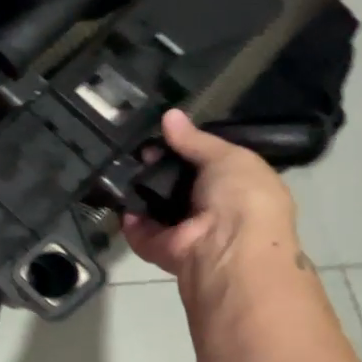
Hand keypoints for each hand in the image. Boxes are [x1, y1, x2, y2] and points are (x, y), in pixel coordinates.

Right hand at [123, 110, 301, 282]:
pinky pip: (136, 227)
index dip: (185, 149)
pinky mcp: (156, 245)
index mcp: (235, 187)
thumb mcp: (228, 157)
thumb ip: (196, 140)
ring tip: (120, 169)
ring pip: (154, 205)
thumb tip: (169, 114)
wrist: (225, 246)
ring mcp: (181, 229)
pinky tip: (122, 198)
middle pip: (175, 184)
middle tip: (138, 153)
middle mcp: (208, 208)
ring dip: (139, 190)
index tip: (163, 137)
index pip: (205, 164)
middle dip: (156, 168)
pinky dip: (128, 216)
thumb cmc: (241, 197)